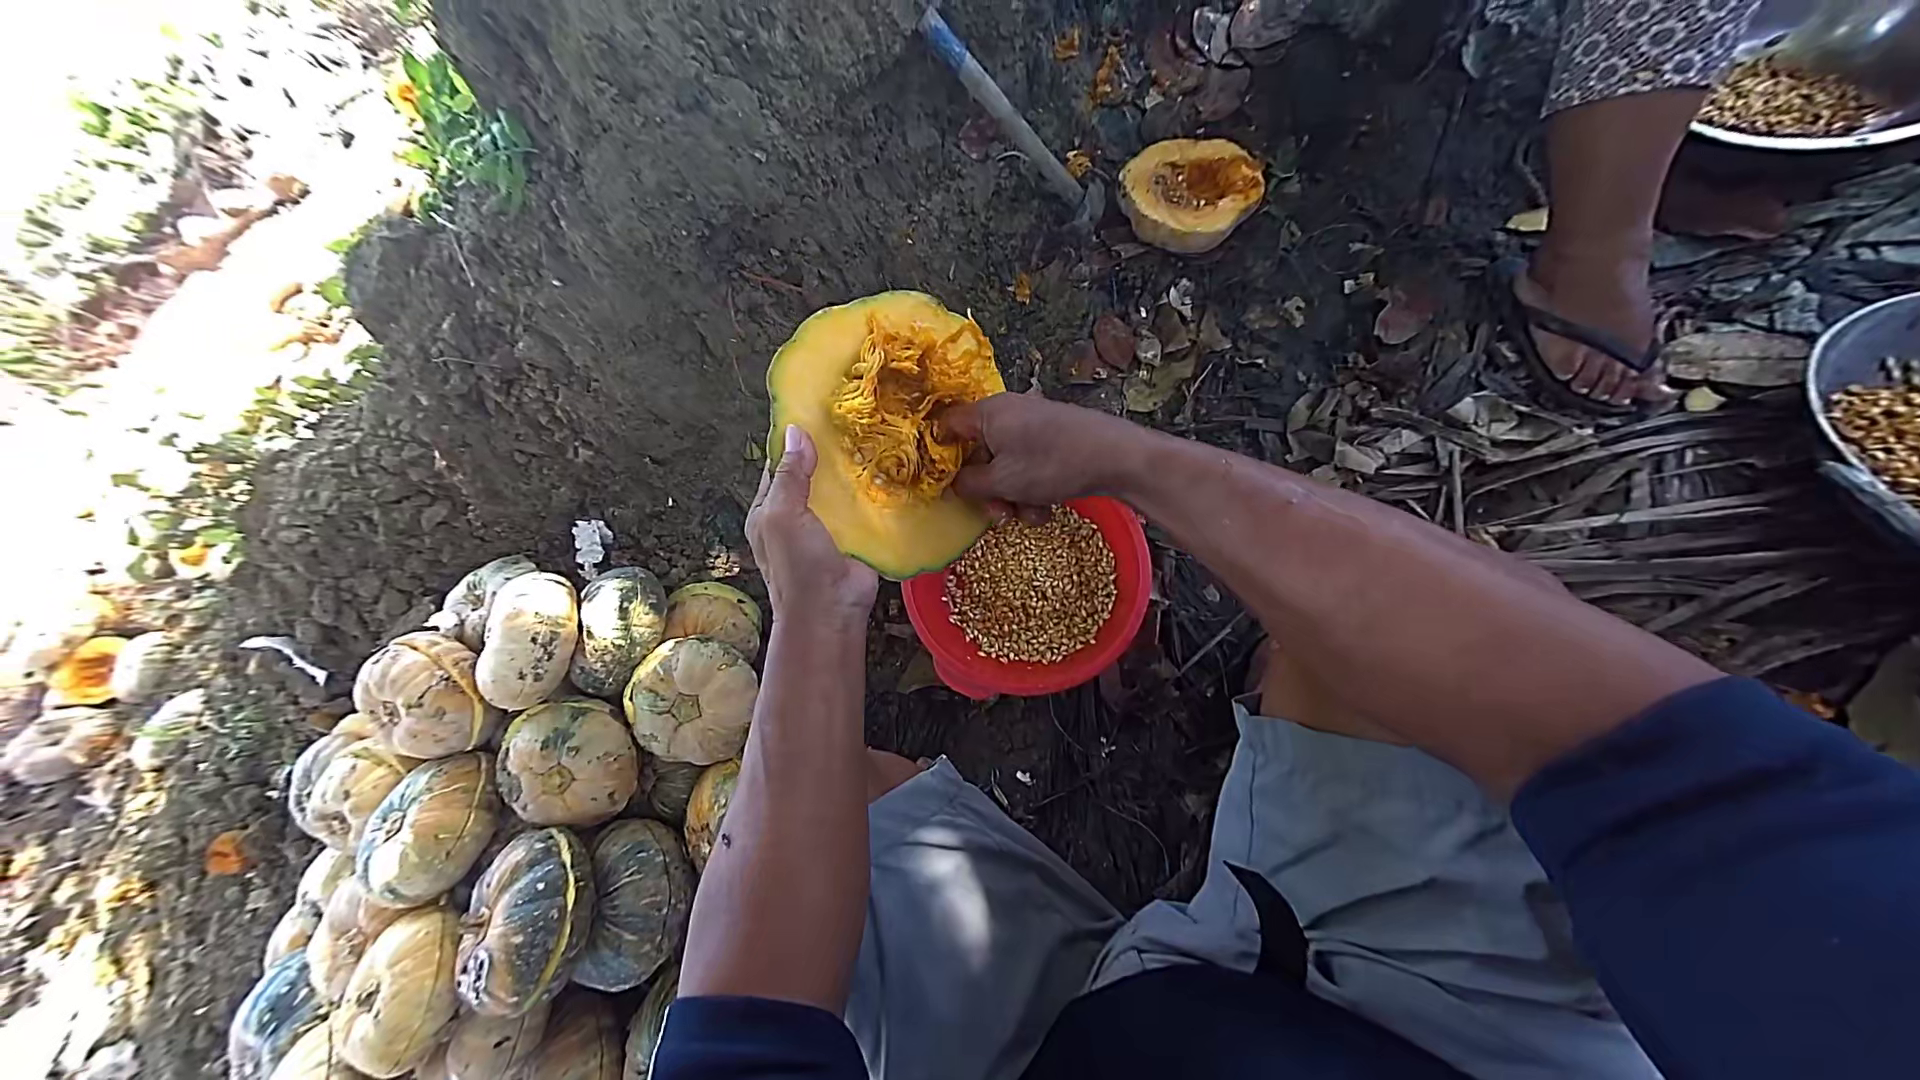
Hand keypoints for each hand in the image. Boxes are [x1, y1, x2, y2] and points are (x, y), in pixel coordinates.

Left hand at [748, 425, 878, 633]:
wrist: (832, 610)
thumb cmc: (798, 566)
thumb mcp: (782, 515)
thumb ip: (789, 475)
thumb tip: (795, 432)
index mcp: (769, 511)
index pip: (779, 466)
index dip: (793, 442)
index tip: (816, 414)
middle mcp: (797, 517)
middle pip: (812, 476)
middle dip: (828, 454)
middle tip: (853, 422)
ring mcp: (828, 527)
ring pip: (840, 491)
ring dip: (853, 472)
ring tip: (874, 438)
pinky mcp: (856, 537)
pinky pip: (863, 509)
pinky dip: (873, 493)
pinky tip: (888, 471)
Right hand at [941, 392, 1147, 516]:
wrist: (1117, 458)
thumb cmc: (1052, 464)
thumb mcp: (1002, 481)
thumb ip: (968, 484)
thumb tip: (955, 484)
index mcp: (988, 413)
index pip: (948, 426)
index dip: (940, 455)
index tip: (944, 483)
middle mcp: (1008, 413)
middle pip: (978, 454)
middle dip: (987, 490)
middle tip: (999, 513)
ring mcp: (1032, 426)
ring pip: (1005, 466)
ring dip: (1012, 496)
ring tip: (1031, 513)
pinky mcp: (1053, 440)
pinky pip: (1027, 466)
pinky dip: (1032, 489)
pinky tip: (1046, 507)